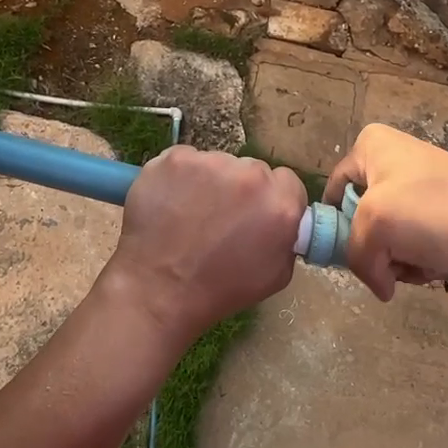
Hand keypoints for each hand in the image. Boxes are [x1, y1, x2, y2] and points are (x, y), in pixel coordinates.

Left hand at [101, 146, 307, 346]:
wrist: (160, 289)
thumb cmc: (220, 289)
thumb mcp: (275, 275)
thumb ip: (287, 237)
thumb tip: (285, 219)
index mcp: (279, 204)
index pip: (286, 182)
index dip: (271, 199)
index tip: (254, 214)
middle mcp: (249, 176)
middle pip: (251, 170)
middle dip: (240, 189)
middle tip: (220, 219)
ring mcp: (210, 162)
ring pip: (217, 163)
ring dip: (209, 182)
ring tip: (191, 214)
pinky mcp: (176, 157)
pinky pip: (185, 160)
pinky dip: (180, 177)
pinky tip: (171, 203)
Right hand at [326, 123, 447, 300]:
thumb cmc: (433, 215)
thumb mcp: (375, 225)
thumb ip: (355, 254)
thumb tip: (381, 285)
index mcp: (373, 144)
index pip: (335, 190)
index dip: (338, 226)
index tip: (350, 253)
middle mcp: (394, 156)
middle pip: (361, 214)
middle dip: (374, 245)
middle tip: (389, 261)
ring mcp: (422, 183)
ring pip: (388, 233)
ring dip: (397, 257)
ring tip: (418, 264)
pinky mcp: (443, 210)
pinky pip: (413, 239)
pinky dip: (418, 258)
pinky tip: (435, 264)